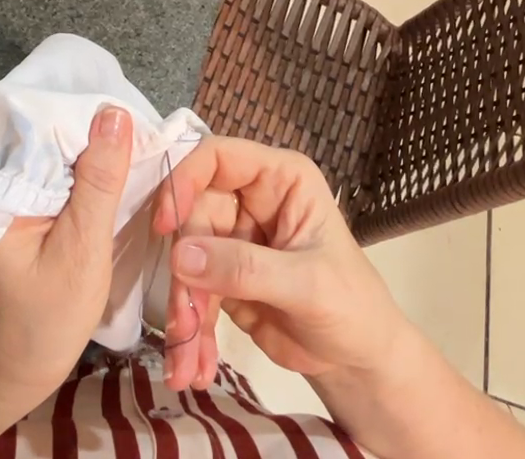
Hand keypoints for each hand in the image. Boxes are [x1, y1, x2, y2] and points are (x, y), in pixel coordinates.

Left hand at [0, 104, 132, 417]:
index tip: (135, 119)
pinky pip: (57, 162)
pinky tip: (114, 165)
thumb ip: (99, 182)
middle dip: (93, 127)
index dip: (88, 115)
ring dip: (93, 144)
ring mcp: (7, 182)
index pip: (40, 124)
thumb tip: (115, 112)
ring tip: (135, 142)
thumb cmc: (46, 317)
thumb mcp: (81, 250)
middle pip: (47, 127)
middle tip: (143, 131)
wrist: (16, 363)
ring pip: (56, 143)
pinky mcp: (24, 193)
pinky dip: (86, 163)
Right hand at [152, 135, 410, 390]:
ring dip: (183, 311)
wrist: (359, 363)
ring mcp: (233, 239)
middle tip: (184, 323)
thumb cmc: (352, 307)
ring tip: (188, 364)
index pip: (217, 157)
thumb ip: (245, 267)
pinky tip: (193, 368)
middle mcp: (251, 200)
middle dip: (185, 273)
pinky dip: (189, 332)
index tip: (165, 225)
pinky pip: (191, 294)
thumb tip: (180, 255)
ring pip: (186, 258)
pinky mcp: (222, 277)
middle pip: (193, 215)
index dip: (185, 180)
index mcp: (279, 179)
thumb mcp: (307, 285)